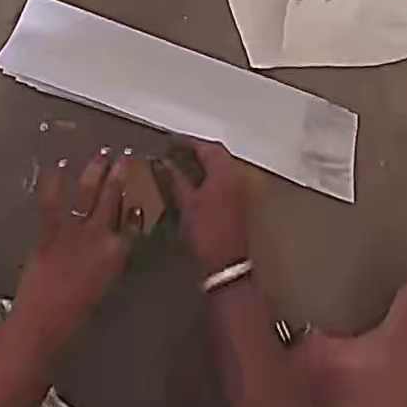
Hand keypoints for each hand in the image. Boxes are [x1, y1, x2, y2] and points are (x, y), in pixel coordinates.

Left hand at [10, 152, 139, 352]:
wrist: (42, 329)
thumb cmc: (74, 318)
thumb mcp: (103, 286)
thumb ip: (107, 260)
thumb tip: (108, 245)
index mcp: (118, 254)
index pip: (134, 221)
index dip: (138, 201)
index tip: (142, 185)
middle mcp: (102, 237)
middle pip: (115, 197)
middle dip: (120, 174)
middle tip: (124, 157)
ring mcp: (76, 231)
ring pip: (90, 192)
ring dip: (95, 170)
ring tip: (100, 155)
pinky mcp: (52, 232)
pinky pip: (53, 201)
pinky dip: (54, 182)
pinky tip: (56, 166)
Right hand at [163, 140, 254, 273]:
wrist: (225, 264)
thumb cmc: (204, 232)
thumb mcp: (186, 203)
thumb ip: (176, 179)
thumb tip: (165, 163)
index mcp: (223, 171)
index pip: (206, 147)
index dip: (187, 142)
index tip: (171, 141)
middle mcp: (235, 174)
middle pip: (217, 152)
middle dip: (197, 148)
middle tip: (177, 150)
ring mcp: (240, 186)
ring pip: (222, 163)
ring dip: (205, 160)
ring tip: (183, 161)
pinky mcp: (241, 198)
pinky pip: (226, 175)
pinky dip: (211, 171)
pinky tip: (197, 178)